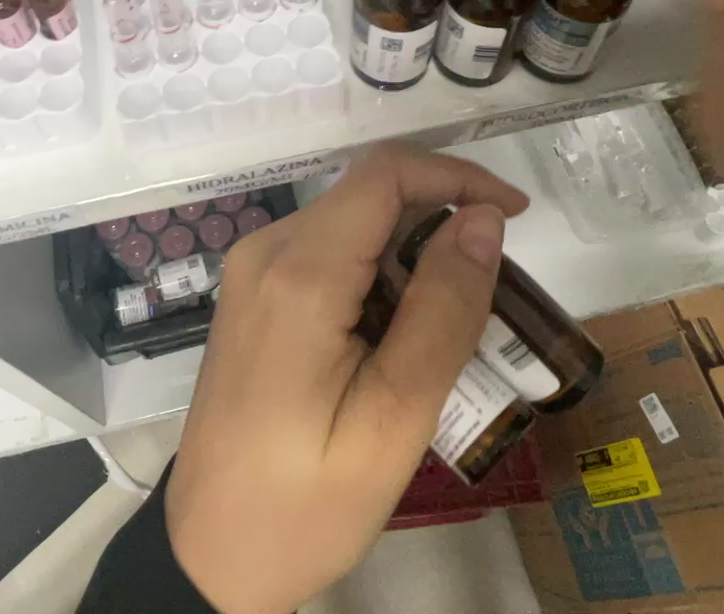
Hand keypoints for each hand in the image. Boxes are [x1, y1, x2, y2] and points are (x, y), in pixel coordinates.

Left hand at [164, 145, 527, 613]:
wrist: (211, 550)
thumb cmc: (305, 502)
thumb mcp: (394, 418)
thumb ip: (442, 309)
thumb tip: (481, 219)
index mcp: (298, 273)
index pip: (384, 174)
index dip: (457, 176)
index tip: (512, 215)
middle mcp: (266, 250)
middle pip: (369, 196)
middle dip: (438, 225)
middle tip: (484, 303)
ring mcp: (253, 269)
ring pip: (353, 223)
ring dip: (410, 256)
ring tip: (439, 337)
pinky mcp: (254, 291)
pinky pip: (328, 252)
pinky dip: (377, 275)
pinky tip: (393, 339)